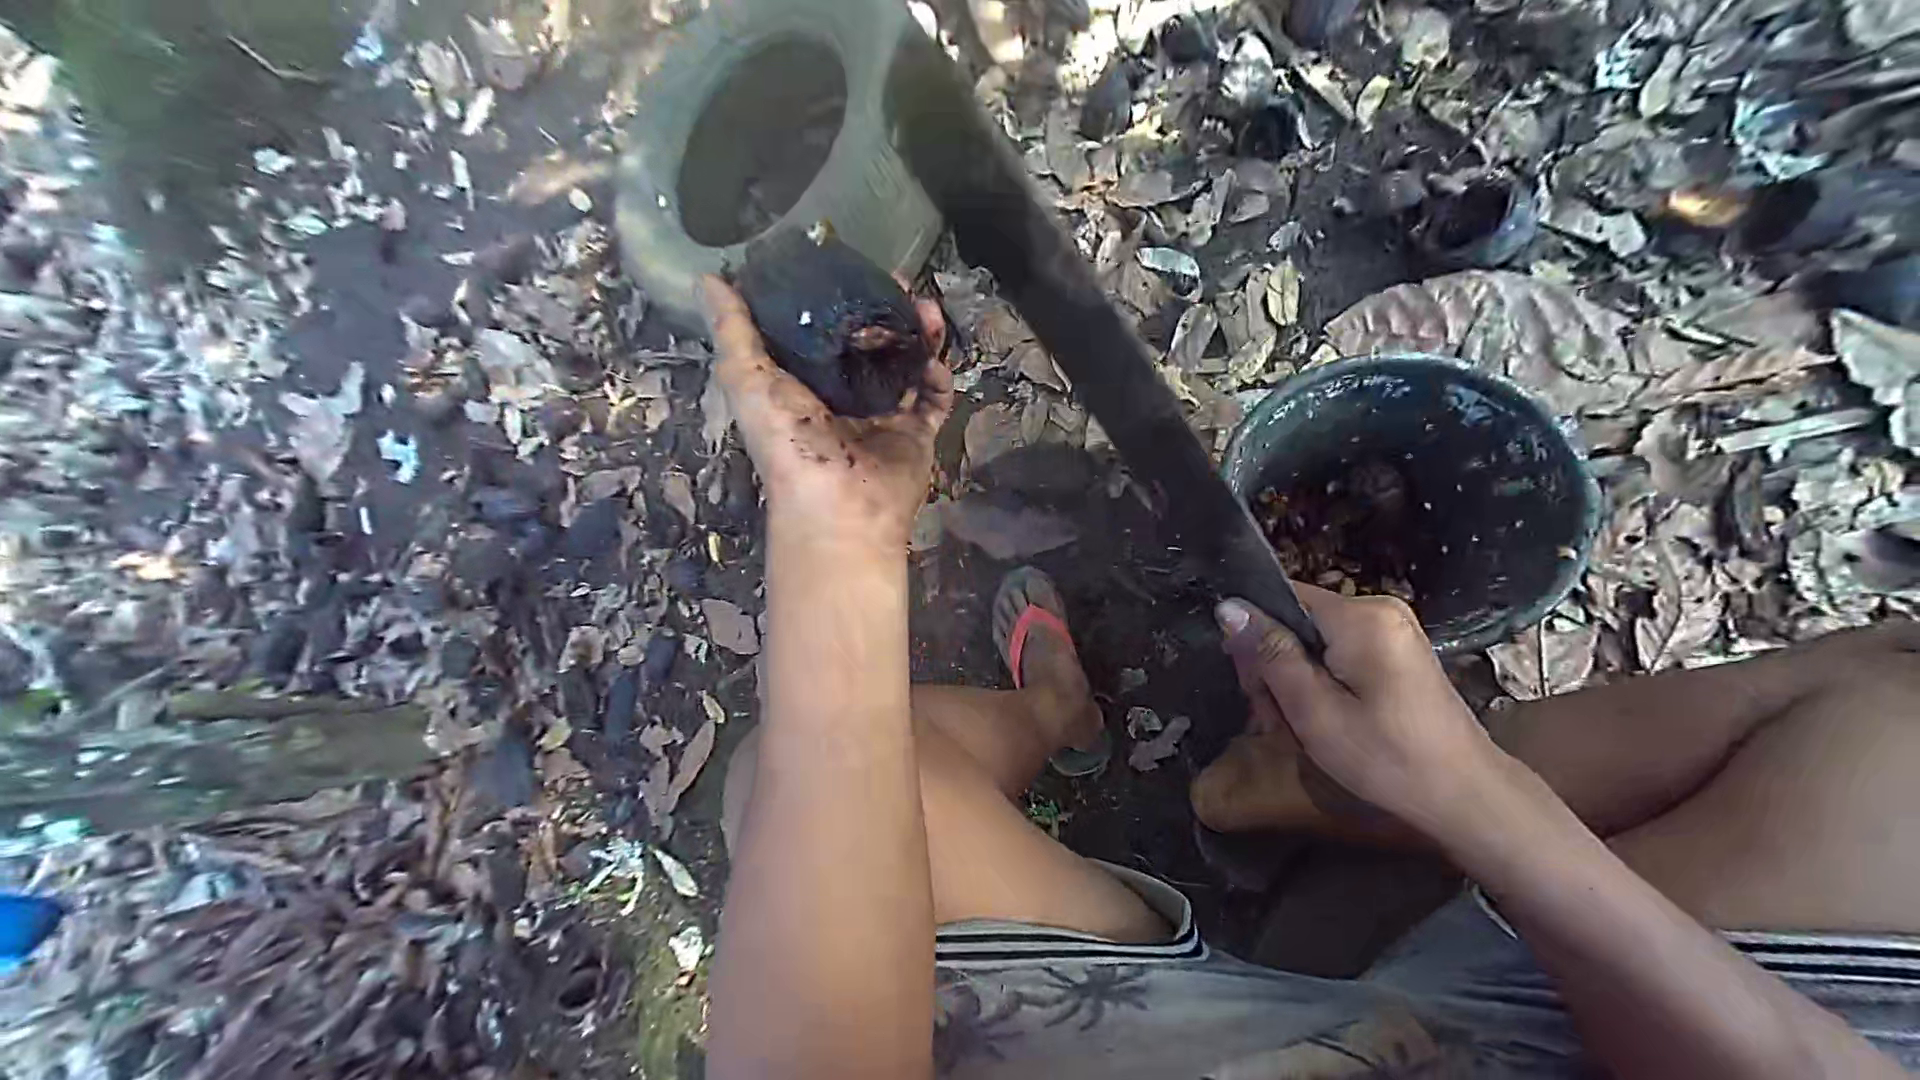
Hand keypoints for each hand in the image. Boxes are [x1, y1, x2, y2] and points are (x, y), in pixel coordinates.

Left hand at [701, 276, 953, 549]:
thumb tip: (707, 278)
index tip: (851, 268)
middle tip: (899, 283)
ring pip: (908, 364)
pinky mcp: (918, 433)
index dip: (839, 298)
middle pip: (873, 343)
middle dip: (887, 312)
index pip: (826, 330)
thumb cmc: (788, 441)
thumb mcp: (748, 380)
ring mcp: (885, 415)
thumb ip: (733, 330)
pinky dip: (938, 377)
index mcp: (806, 383)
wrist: (837, 506)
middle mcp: (847, 396)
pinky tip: (933, 358)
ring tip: (927, 310)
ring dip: (920, 335)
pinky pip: (934, 399)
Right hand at [1215, 586, 1509, 835]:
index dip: (1255, 637)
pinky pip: (1334, 650)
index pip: (1279, 599)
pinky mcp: (1394, 649)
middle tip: (1275, 717)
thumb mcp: (1313, 710)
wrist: (1467, 798)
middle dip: (1273, 665)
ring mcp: (1390, 628)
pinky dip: (1318, 680)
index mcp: (1360, 616)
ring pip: (1309, 639)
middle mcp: (1377, 608)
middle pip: (1294, 620)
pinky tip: (1320, 715)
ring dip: (1292, 678)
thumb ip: (1270, 653)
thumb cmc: (1387, 758)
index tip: (1254, 685)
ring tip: (1297, 724)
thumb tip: (1228, 607)